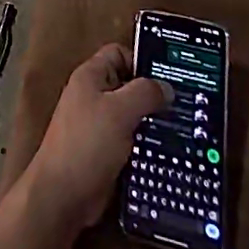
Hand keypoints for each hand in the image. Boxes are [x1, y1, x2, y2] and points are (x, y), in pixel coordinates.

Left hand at [21, 43, 171, 231]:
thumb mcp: (119, 111)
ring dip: (153, 122)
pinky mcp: (105, 151)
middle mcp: (93, 96)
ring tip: (184, 129)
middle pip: (129, 85)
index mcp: (90, 76)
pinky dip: (147, 143)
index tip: (172, 76)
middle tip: (186, 105)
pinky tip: (169, 151)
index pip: (119, 53)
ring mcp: (98, 125)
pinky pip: (131, 139)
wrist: (62, 195)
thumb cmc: (88, 144)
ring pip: (132, 115)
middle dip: (154, 94)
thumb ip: (144, 93)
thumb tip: (167, 86)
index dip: (143, 60)